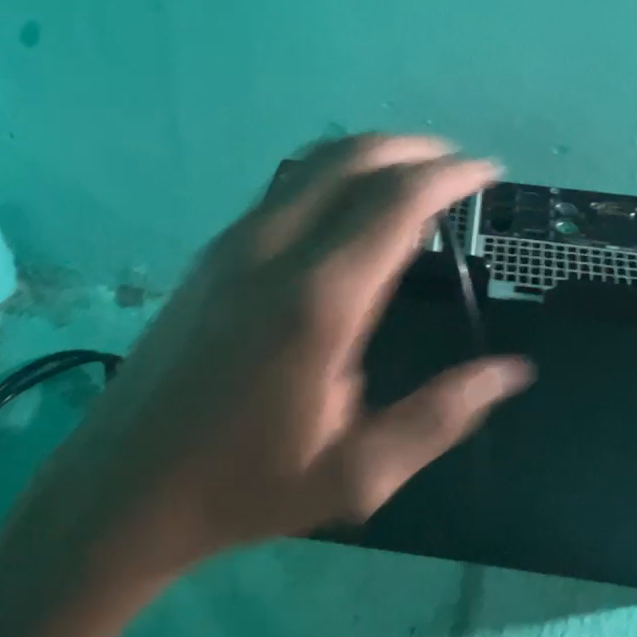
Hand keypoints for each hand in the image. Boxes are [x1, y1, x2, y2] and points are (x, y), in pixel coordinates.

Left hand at [54, 133, 534, 560]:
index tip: (487, 170)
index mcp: (319, 301)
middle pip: (352, 159)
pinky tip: (348, 205)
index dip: (449, 176)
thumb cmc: (246, 485)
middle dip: (414, 148)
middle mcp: (274, 251)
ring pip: (312, 163)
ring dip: (370, 153)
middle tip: (456, 165)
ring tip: (412, 173)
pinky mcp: (212, 253)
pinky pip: (284, 186)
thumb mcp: (357, 472)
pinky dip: (332, 173)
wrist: (124, 488)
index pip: (395, 202)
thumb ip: (441, 416)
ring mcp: (234, 244)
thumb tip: (513, 373)